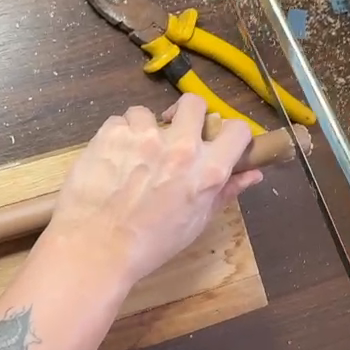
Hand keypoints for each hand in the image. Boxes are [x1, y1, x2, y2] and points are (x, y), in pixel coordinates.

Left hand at [41, 93, 263, 291]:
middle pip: (194, 103)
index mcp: (207, 170)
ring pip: (147, 112)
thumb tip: (253, 174)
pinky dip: (117, 137)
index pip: (236, 129)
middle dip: (186, 114)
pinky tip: (111, 159)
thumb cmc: (150, 244)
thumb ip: (224, 192)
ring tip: (132, 154)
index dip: (230, 132)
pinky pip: (119, 122)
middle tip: (174, 134)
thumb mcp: (195, 223)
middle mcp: (179, 145)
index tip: (217, 140)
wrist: (96, 246)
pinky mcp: (111, 132)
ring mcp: (143, 135)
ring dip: (143, 129)